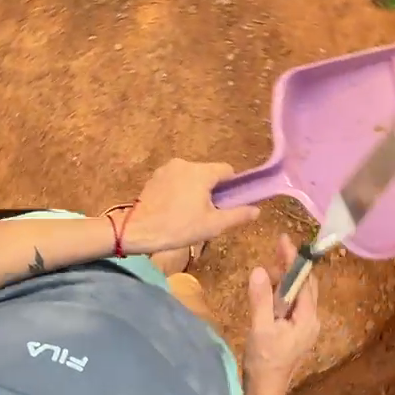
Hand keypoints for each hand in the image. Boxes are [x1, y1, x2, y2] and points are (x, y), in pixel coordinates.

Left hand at [122, 159, 259, 254]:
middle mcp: (184, 163)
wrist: (137, 230)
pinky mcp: (154, 177)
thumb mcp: (213, 225)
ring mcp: (167, 169)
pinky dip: (179, 191)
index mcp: (201, 172)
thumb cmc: (178, 227)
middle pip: (208, 173)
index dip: (232, 186)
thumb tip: (256, 210)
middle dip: (212, 190)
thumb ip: (237, 215)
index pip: (227, 170)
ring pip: (191, 177)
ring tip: (189, 214)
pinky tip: (174, 210)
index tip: (228, 204)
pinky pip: (176, 180)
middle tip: (208, 214)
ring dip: (195, 191)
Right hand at [244, 234, 320, 394]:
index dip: (295, 260)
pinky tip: (269, 288)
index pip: (304, 281)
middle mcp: (311, 320)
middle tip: (276, 247)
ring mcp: (304, 327)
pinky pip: (291, 306)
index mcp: (307, 318)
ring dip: (286, 279)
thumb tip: (260, 270)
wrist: (265, 392)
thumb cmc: (264, 362)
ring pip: (298, 295)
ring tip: (271, 264)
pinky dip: (282, 293)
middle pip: (305, 286)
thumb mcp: (260, 328)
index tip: (284, 240)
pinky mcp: (295, 332)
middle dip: (292, 266)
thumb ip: (261, 299)